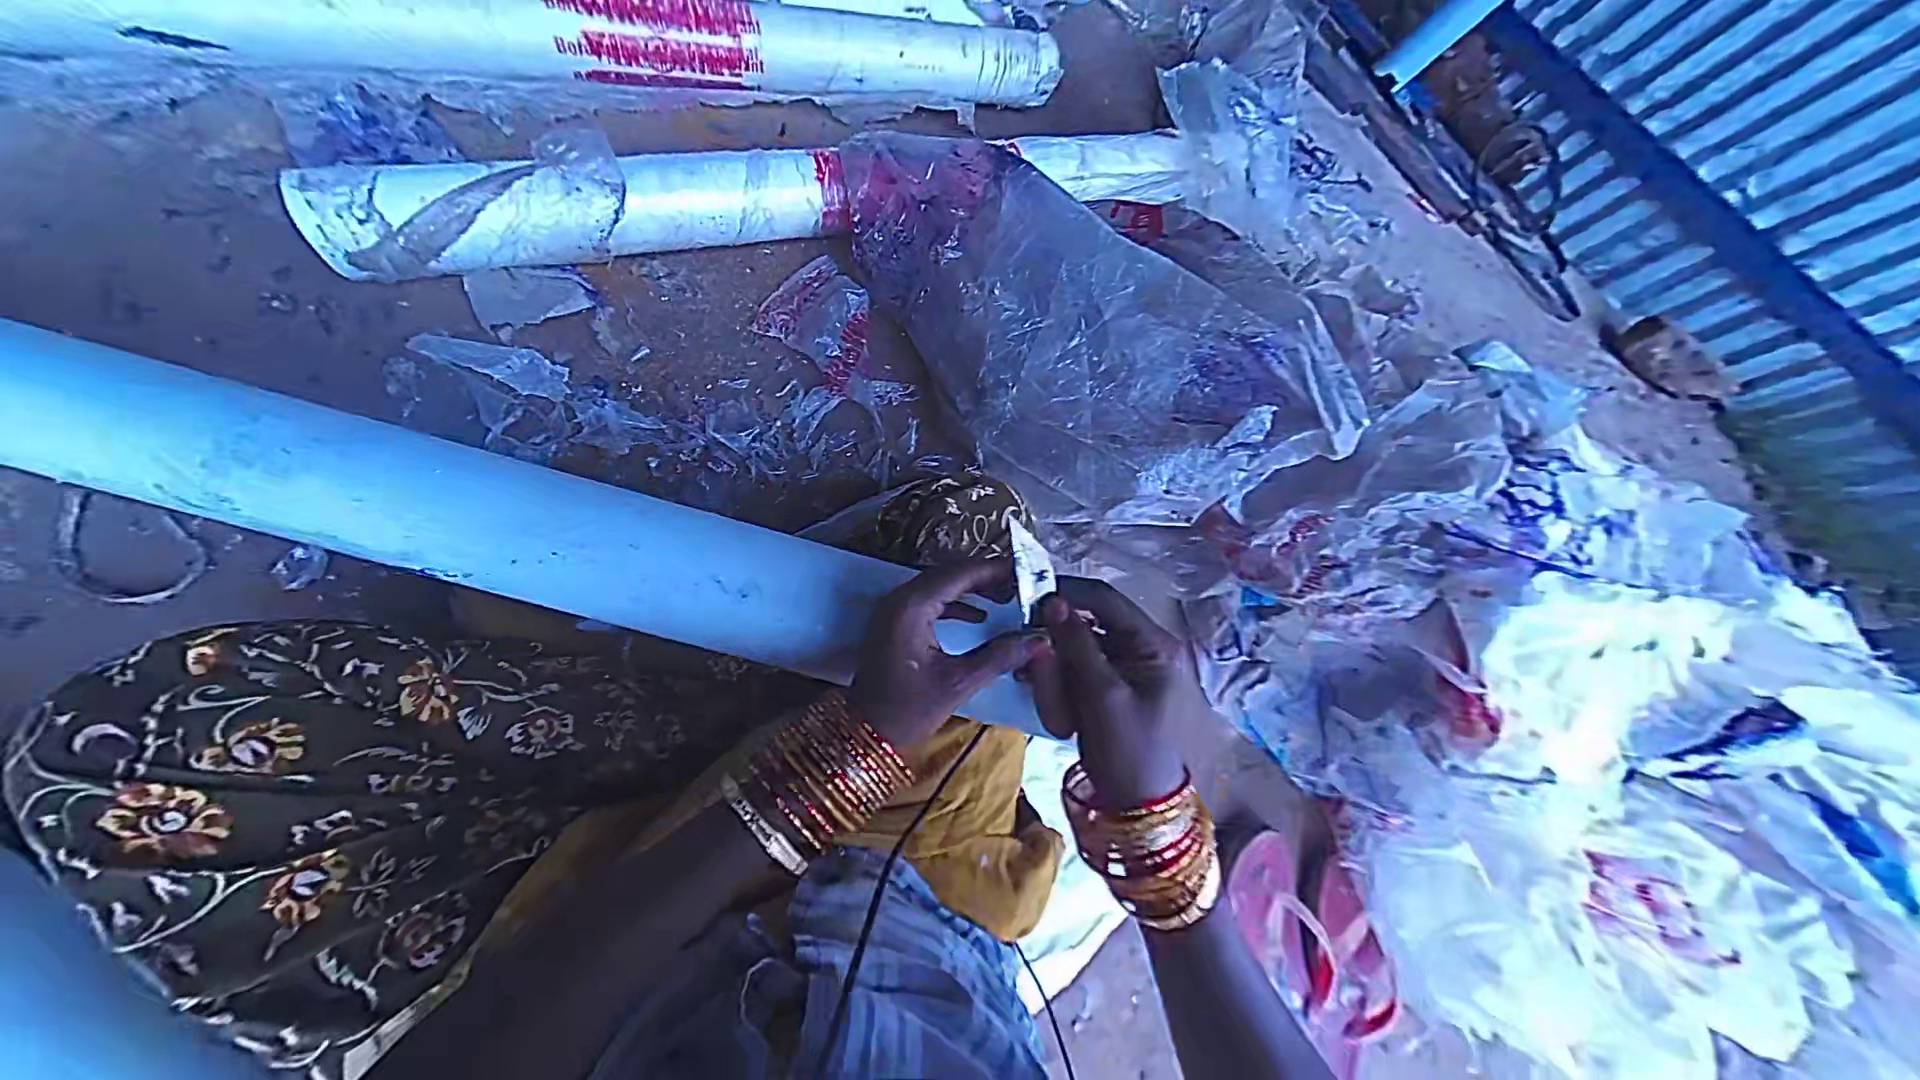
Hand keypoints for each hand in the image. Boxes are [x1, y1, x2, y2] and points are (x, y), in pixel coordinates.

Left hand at [848, 558, 1047, 748]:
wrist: (865, 732)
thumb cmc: (907, 709)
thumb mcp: (958, 683)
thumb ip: (998, 656)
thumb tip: (1036, 640)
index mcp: (912, 607)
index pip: (959, 573)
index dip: (993, 569)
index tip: (1023, 570)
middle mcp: (900, 599)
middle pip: (949, 573)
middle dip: (985, 576)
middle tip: (1019, 582)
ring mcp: (894, 609)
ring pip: (939, 585)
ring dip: (971, 588)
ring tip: (1005, 596)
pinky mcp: (895, 622)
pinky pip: (929, 600)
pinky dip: (955, 603)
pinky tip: (979, 616)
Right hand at [1026, 578, 1202, 806]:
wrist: (1139, 809)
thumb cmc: (1128, 752)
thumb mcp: (1102, 696)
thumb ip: (1077, 645)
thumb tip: (1052, 601)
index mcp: (1155, 644)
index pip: (1105, 598)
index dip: (1067, 593)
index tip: (1027, 599)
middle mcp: (1143, 649)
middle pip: (1086, 627)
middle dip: (1059, 655)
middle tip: (1035, 677)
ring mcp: (1127, 670)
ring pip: (1076, 653)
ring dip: (1058, 680)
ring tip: (1062, 718)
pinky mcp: (1111, 689)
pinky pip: (1078, 675)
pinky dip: (1064, 693)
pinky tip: (1065, 721)